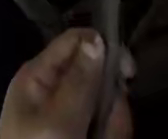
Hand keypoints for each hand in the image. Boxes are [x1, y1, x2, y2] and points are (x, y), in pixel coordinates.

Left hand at [0, 28, 131, 138]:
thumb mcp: (56, 121)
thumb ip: (80, 81)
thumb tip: (98, 38)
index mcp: (39, 77)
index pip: (76, 42)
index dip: (104, 48)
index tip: (129, 72)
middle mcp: (54, 92)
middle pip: (98, 77)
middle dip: (111, 103)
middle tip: (108, 129)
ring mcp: (67, 121)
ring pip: (106, 109)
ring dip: (113, 128)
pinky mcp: (80, 138)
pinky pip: (105, 132)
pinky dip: (111, 138)